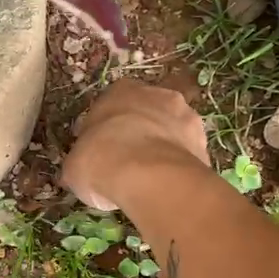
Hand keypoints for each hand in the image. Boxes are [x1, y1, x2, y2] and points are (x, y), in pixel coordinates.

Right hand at [61, 80, 211, 210]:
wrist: (148, 176)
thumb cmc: (101, 161)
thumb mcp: (74, 166)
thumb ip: (80, 162)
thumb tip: (78, 172)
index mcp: (119, 91)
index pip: (110, 105)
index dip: (105, 130)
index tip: (100, 151)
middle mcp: (156, 94)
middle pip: (146, 112)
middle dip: (139, 133)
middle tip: (127, 162)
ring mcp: (185, 114)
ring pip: (171, 130)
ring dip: (162, 147)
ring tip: (149, 178)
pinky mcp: (204, 141)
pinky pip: (187, 153)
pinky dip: (178, 166)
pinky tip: (166, 186)